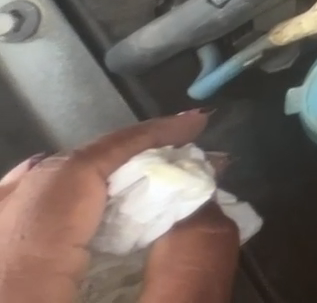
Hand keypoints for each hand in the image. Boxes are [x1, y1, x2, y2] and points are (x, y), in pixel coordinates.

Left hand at [0, 112, 239, 302]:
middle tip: (176, 157)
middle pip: (30, 187)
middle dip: (111, 160)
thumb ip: (194, 261)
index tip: (196, 125)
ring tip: (133, 181)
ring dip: (72, 185)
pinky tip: (76, 223)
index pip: (68, 176)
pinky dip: (37, 213)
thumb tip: (205, 199)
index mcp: (16, 283)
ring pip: (4, 208)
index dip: (137, 138)